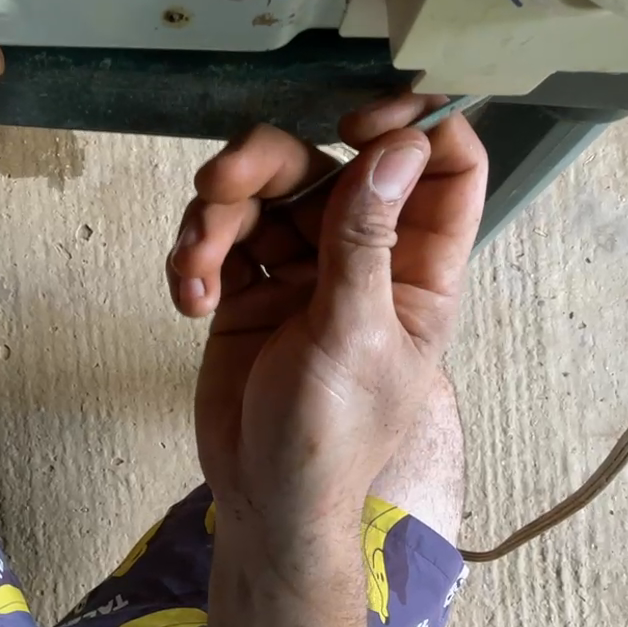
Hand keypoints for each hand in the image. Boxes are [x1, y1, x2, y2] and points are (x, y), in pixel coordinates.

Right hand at [168, 97, 485, 537]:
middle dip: (265, 168)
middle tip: (216, 187)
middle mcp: (359, 261)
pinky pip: (220, 244)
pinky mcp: (245, 293)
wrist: (261, 499)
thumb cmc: (328, 438)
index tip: (354, 127)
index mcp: (414, 273)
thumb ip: (366, 242)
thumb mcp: (352, 338)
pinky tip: (188, 301)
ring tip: (193, 269)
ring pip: (259, 200)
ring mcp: (299, 275)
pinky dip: (195, 260)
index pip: (439, 171)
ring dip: (213, 221)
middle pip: (324, 169)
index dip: (408, 130)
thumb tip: (397, 148)